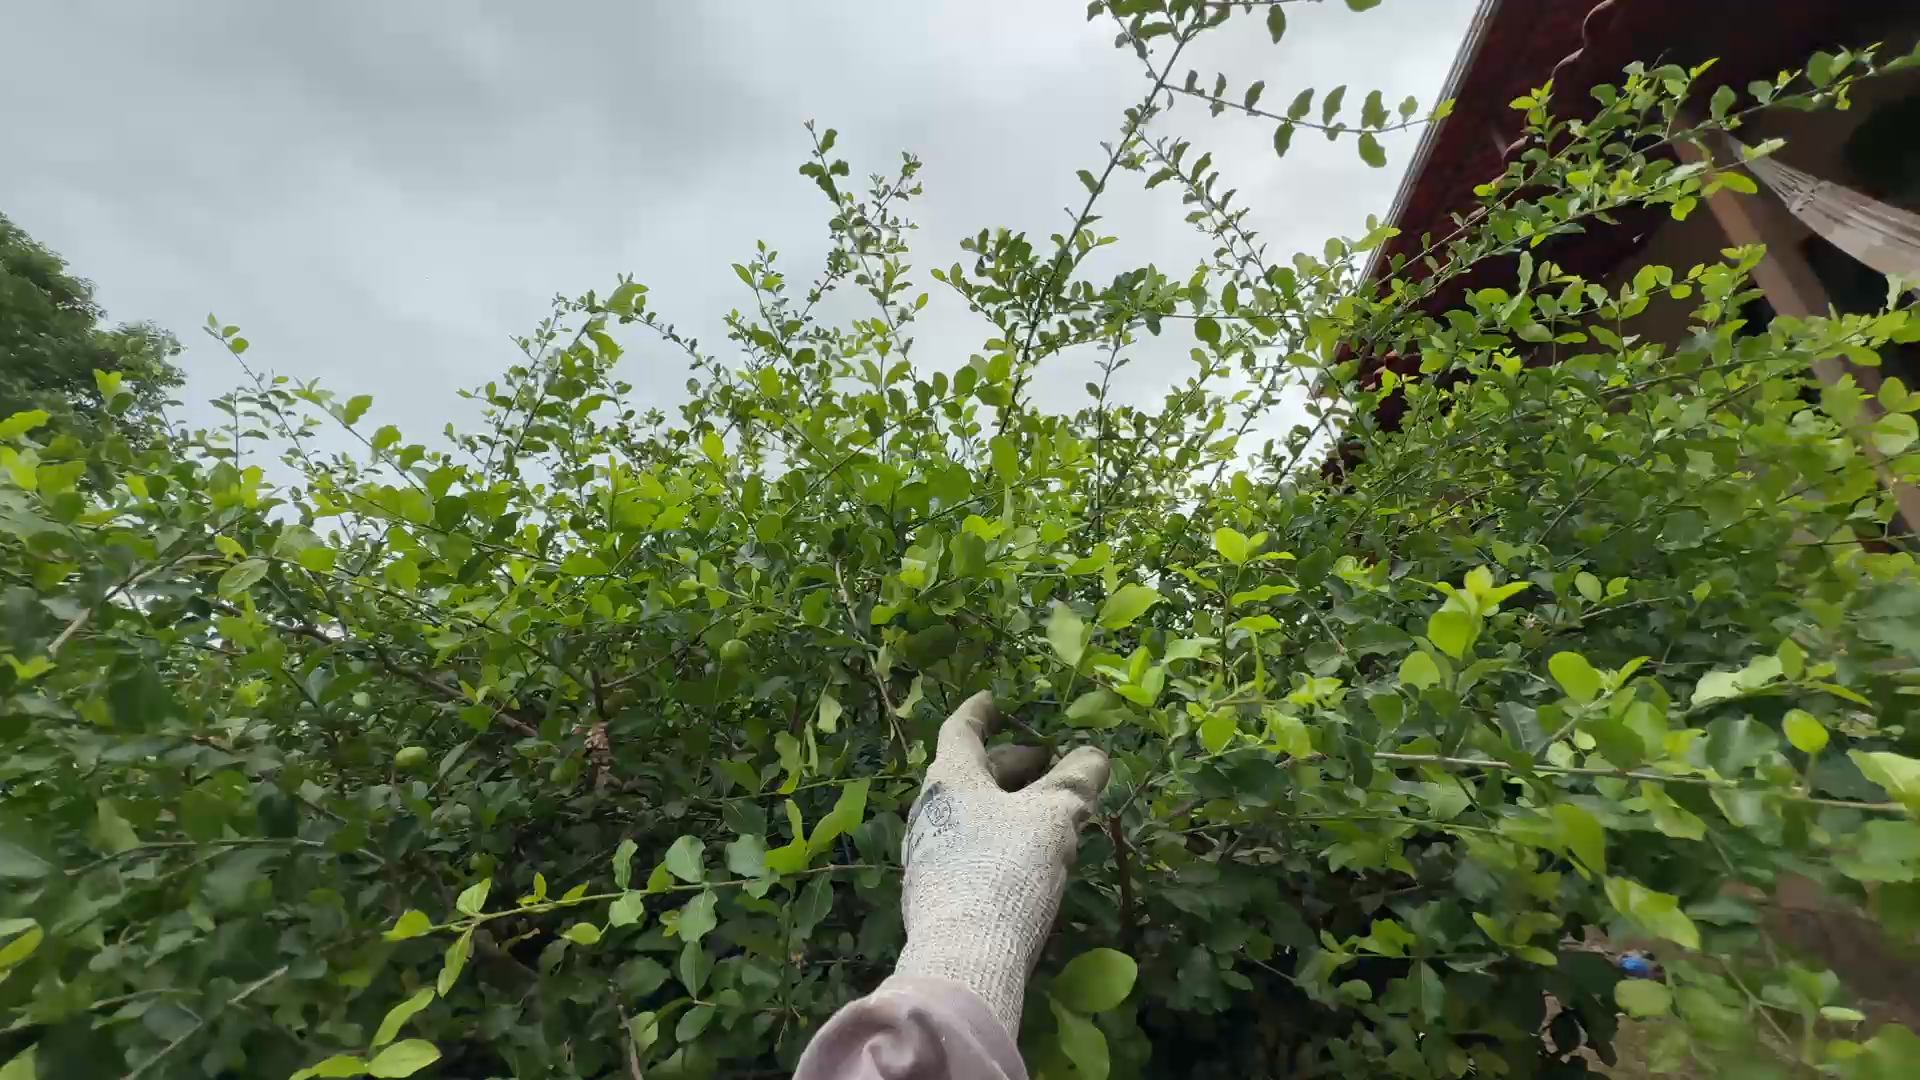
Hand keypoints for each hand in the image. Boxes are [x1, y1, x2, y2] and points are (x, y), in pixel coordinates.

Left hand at [890, 691, 1110, 1032]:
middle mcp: (931, 809)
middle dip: (1011, 764)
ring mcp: (928, 852)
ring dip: (1008, 802)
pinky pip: (969, 846)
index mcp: (950, 778)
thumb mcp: (1052, 818)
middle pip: (972, 772)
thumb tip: (1095, 754)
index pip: (961, 730)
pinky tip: (1027, 857)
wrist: (963, 959)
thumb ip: (1075, 782)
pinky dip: (999, 835)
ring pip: (973, 811)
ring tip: (1047, 809)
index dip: (980, 713)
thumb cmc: (1005, 869)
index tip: (993, 701)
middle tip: (1049, 762)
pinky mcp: (935, 891)